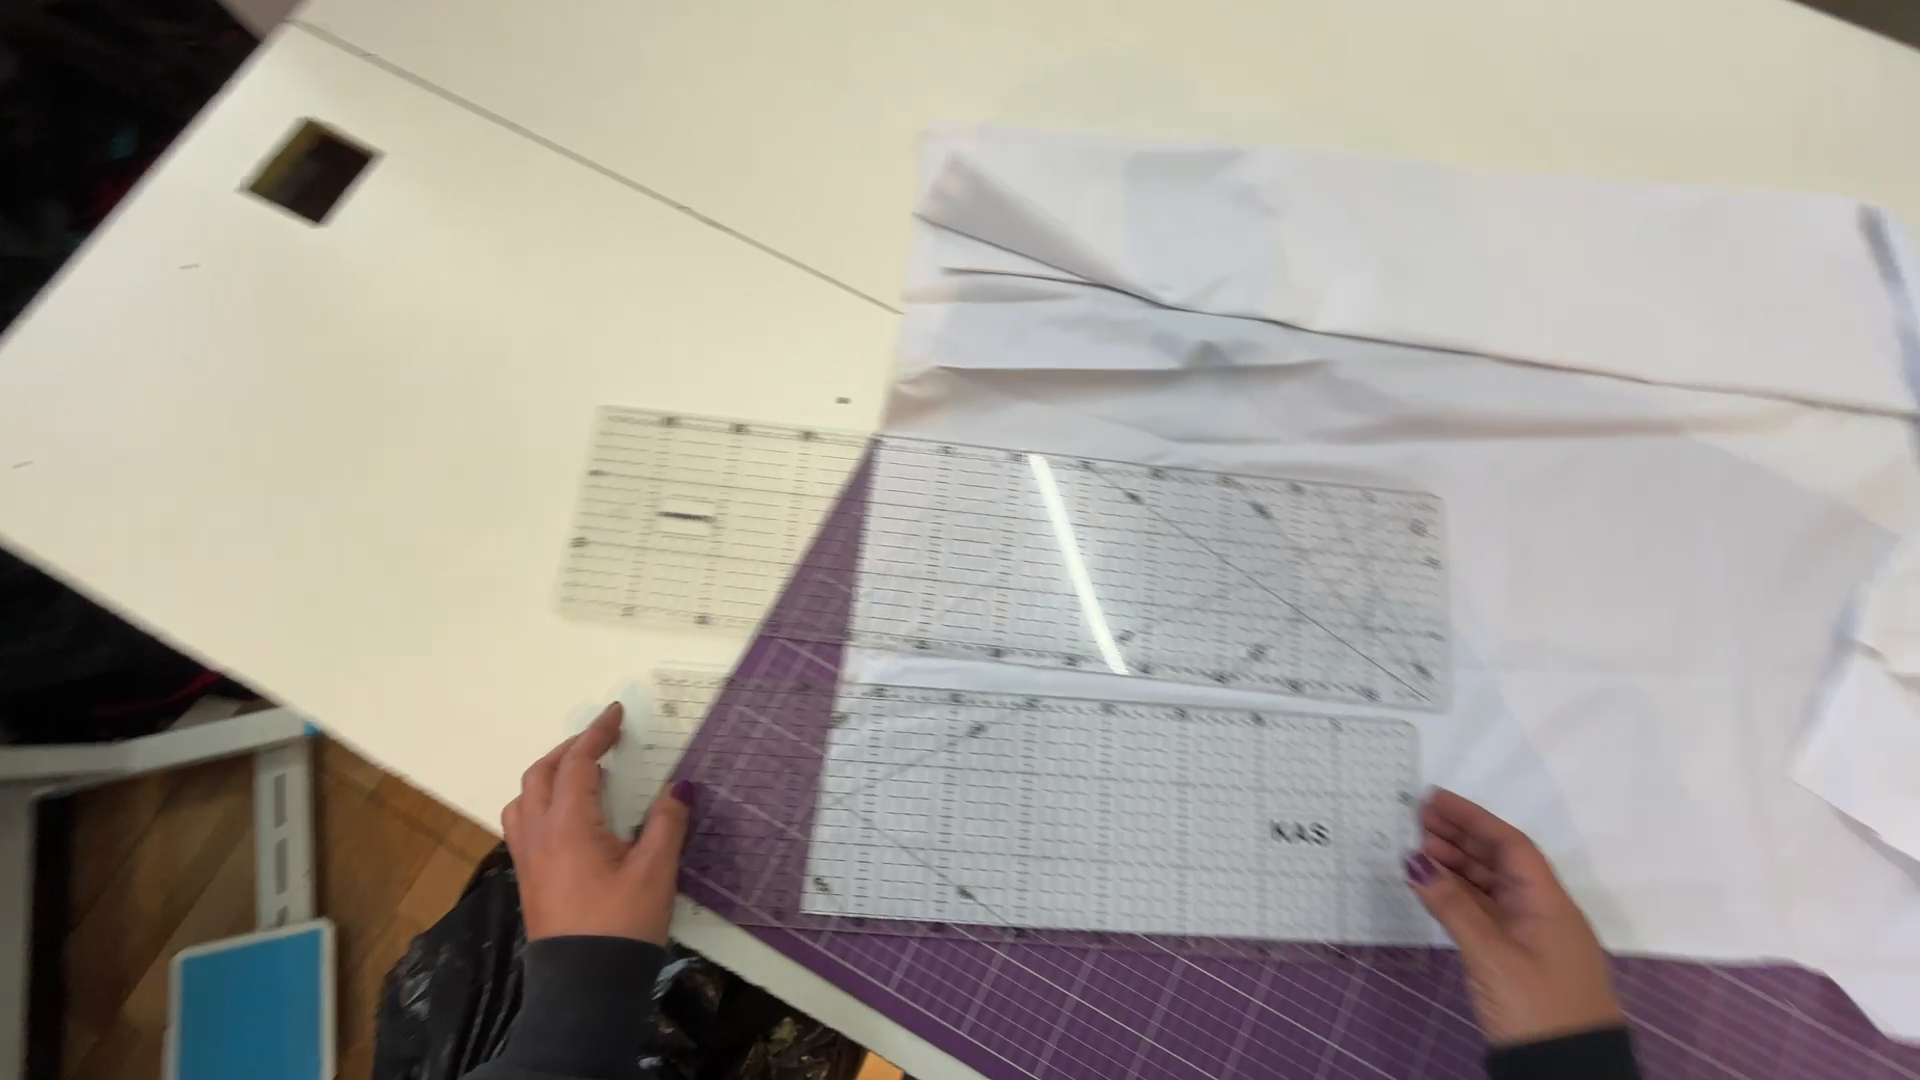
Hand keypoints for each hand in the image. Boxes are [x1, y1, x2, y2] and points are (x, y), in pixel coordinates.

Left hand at [502, 702, 695, 943]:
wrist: (585, 988)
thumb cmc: (622, 922)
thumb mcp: (656, 869)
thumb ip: (668, 821)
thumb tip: (681, 786)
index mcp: (568, 826)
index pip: (577, 764)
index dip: (596, 734)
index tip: (616, 713)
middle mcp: (539, 836)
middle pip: (540, 775)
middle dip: (569, 749)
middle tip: (601, 739)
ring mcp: (529, 860)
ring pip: (524, 800)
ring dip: (549, 775)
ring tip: (581, 772)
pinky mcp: (530, 881)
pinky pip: (525, 825)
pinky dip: (543, 803)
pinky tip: (571, 816)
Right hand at [1408, 789, 1623, 1045]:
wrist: (1569, 1075)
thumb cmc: (1537, 1007)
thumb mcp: (1491, 954)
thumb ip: (1452, 905)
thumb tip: (1415, 861)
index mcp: (1549, 905)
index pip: (1511, 845)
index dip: (1473, 818)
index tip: (1434, 799)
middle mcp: (1543, 912)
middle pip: (1500, 860)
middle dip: (1460, 836)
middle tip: (1416, 818)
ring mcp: (1531, 934)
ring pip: (1491, 883)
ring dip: (1456, 863)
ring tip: (1417, 849)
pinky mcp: (1517, 955)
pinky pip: (1484, 907)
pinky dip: (1457, 891)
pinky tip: (1432, 885)